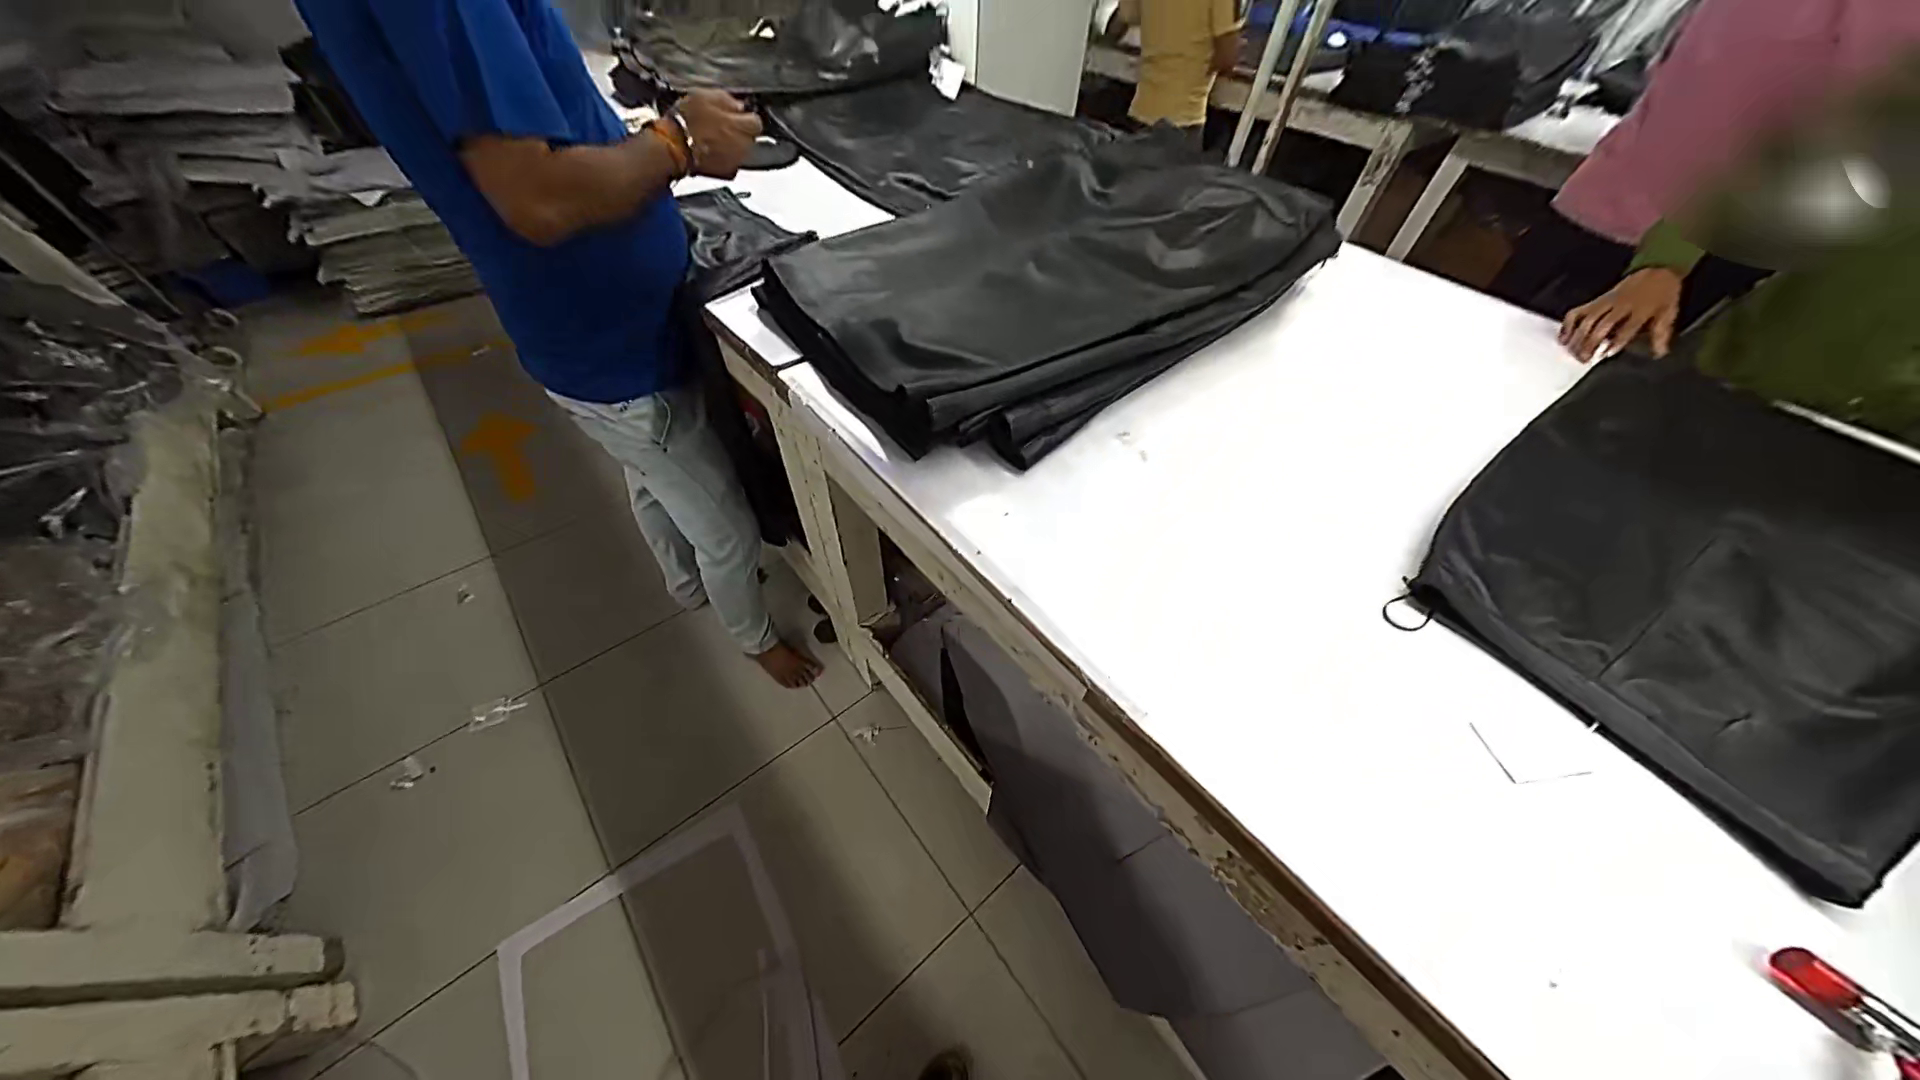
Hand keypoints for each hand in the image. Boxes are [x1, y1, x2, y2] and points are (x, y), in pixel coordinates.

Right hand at [674, 89, 762, 179]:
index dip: (747, 118)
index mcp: (742, 126)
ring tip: (714, 138)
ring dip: (733, 145)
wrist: (676, 145)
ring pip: (742, 151)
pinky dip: (725, 157)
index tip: (738, 115)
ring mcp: (737, 161)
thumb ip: (727, 100)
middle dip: (740, 132)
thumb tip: (739, 106)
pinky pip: (731, 163)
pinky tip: (712, 151)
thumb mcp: (705, 96)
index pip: (757, 122)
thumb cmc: (689, 119)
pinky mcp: (727, 173)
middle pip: (750, 138)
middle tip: (723, 125)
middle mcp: (744, 146)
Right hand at [1559, 267, 1682, 361]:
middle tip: (1584, 358)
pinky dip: (1566, 326)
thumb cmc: (1662, 296)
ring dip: (1577, 339)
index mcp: (1643, 308)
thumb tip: (1659, 353)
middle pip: (1602, 325)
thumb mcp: (1668, 313)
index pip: (1628, 327)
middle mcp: (1622, 305)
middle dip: (1590, 343)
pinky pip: (1576, 313)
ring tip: (1573, 353)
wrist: (1656, 273)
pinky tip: (1563, 339)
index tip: (1607, 354)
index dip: (1617, 341)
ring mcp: (1605, 302)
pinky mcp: (1595, 301)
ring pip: (1586, 321)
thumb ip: (1661, 334)